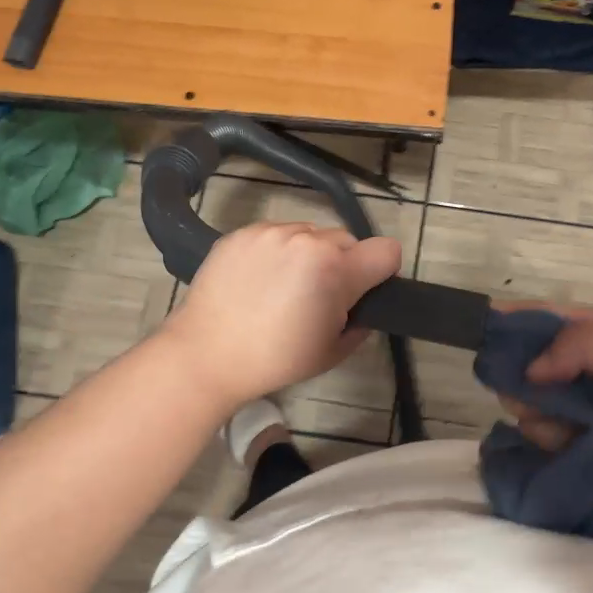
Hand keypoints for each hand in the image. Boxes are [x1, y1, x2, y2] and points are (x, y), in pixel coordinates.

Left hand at [163, 222, 400, 408]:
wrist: (205, 355)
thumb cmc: (275, 360)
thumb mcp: (332, 351)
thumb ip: (359, 323)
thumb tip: (360, 305)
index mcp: (336, 270)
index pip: (387, 250)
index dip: (382, 270)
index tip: (364, 290)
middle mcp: (308, 240)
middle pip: (347, 241)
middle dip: (342, 264)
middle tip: (317, 296)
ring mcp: (273, 231)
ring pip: (311, 235)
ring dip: (308, 255)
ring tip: (282, 287)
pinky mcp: (243, 232)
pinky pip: (276, 234)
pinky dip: (276, 252)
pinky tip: (257, 280)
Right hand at [506, 306, 592, 505]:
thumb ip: (579, 346)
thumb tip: (529, 369)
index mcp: (588, 331)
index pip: (536, 316)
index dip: (507, 322)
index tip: (482, 333)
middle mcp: (572, 365)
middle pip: (519, 362)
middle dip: (521, 378)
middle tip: (540, 392)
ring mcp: (571, 405)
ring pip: (523, 403)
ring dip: (541, 415)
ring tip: (576, 425)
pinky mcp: (571, 442)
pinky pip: (538, 437)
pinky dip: (551, 441)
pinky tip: (578, 445)